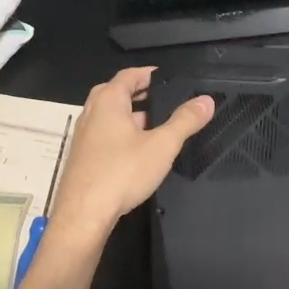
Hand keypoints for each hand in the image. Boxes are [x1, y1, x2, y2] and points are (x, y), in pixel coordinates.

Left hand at [51, 67, 214, 228]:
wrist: (83, 214)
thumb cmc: (122, 172)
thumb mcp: (161, 146)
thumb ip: (184, 121)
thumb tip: (206, 101)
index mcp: (108, 101)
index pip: (128, 75)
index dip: (148, 74)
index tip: (165, 78)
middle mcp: (91, 113)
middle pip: (115, 93)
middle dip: (139, 95)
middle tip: (162, 100)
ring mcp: (83, 136)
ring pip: (109, 117)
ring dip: (130, 117)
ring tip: (156, 126)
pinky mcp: (82, 157)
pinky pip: (104, 135)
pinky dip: (121, 135)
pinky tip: (137, 152)